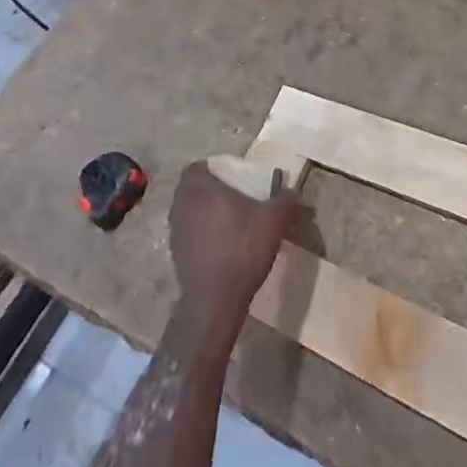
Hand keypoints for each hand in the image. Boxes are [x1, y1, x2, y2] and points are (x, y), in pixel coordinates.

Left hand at [167, 161, 297, 340]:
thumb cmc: (244, 249)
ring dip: (203, 209)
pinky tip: (221, 242)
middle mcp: (183, 206)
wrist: (216, 299)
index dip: (214, 167)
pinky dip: (200, 230)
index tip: (233, 175)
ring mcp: (175, 231)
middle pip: (190, 187)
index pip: (196, 167)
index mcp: (203, 190)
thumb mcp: (276, 220)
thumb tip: (292, 189)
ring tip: (228, 218)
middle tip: (233, 194)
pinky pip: (187, 230)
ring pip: (187, 209)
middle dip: (209, 188)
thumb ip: (285, 198)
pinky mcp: (175, 253)